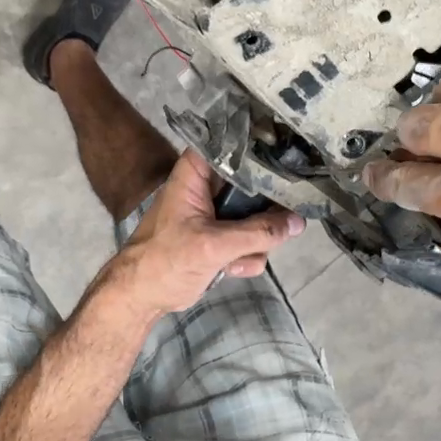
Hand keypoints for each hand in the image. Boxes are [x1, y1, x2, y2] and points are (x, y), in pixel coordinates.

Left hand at [93, 150, 304, 324]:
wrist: (142, 296)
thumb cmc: (165, 259)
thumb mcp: (213, 245)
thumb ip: (258, 233)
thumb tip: (299, 221)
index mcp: (197, 171)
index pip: (235, 144)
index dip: (263, 149)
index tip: (293, 159)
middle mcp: (209, 185)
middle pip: (255, 183)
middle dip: (265, 212)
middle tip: (273, 227)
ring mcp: (218, 212)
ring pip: (259, 216)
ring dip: (254, 243)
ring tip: (231, 259)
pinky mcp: (223, 236)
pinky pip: (252, 239)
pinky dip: (245, 256)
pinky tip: (228, 269)